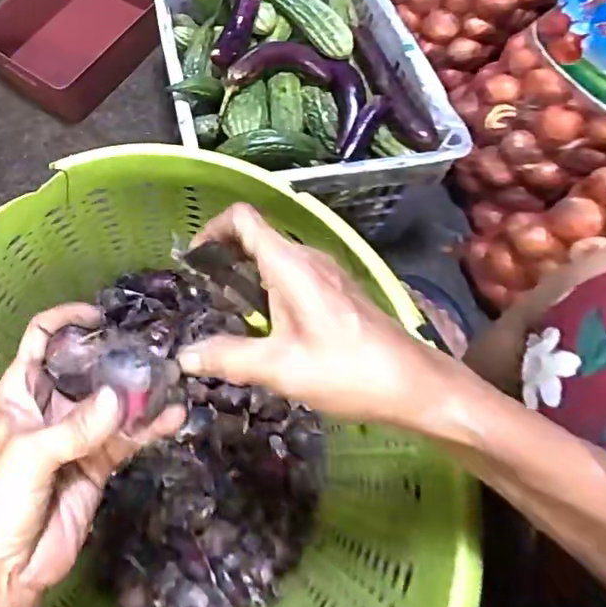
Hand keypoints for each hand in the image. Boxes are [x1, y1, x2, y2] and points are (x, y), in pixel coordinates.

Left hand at [0, 302, 184, 605]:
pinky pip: (124, 438)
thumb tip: (120, 398)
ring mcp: (75, 434)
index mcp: (20, 391)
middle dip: (112, 356)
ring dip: (138, 393)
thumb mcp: (28, 457)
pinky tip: (172, 418)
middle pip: (83, 367)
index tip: (99, 314)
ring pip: (110, 403)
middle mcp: (49, 405)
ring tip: (170, 379)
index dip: (65, 320)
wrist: (5, 571)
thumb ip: (74, 428)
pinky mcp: (96, 463)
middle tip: (148, 347)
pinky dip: (147, 429)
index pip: (41, 339)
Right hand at [176, 203, 462, 426]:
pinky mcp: (335, 289)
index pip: (242, 218)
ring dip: (242, 269)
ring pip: (271, 254)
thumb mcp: (282, 370)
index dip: (211, 228)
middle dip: (221, 253)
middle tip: (200, 288)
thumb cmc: (351, 372)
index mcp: (290, 264)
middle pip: (253, 234)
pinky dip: (264, 283)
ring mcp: (324, 272)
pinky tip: (263, 322)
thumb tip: (184, 357)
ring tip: (224, 306)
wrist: (422, 389)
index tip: (194, 260)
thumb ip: (228, 359)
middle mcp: (306, 258)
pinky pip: (289, 271)